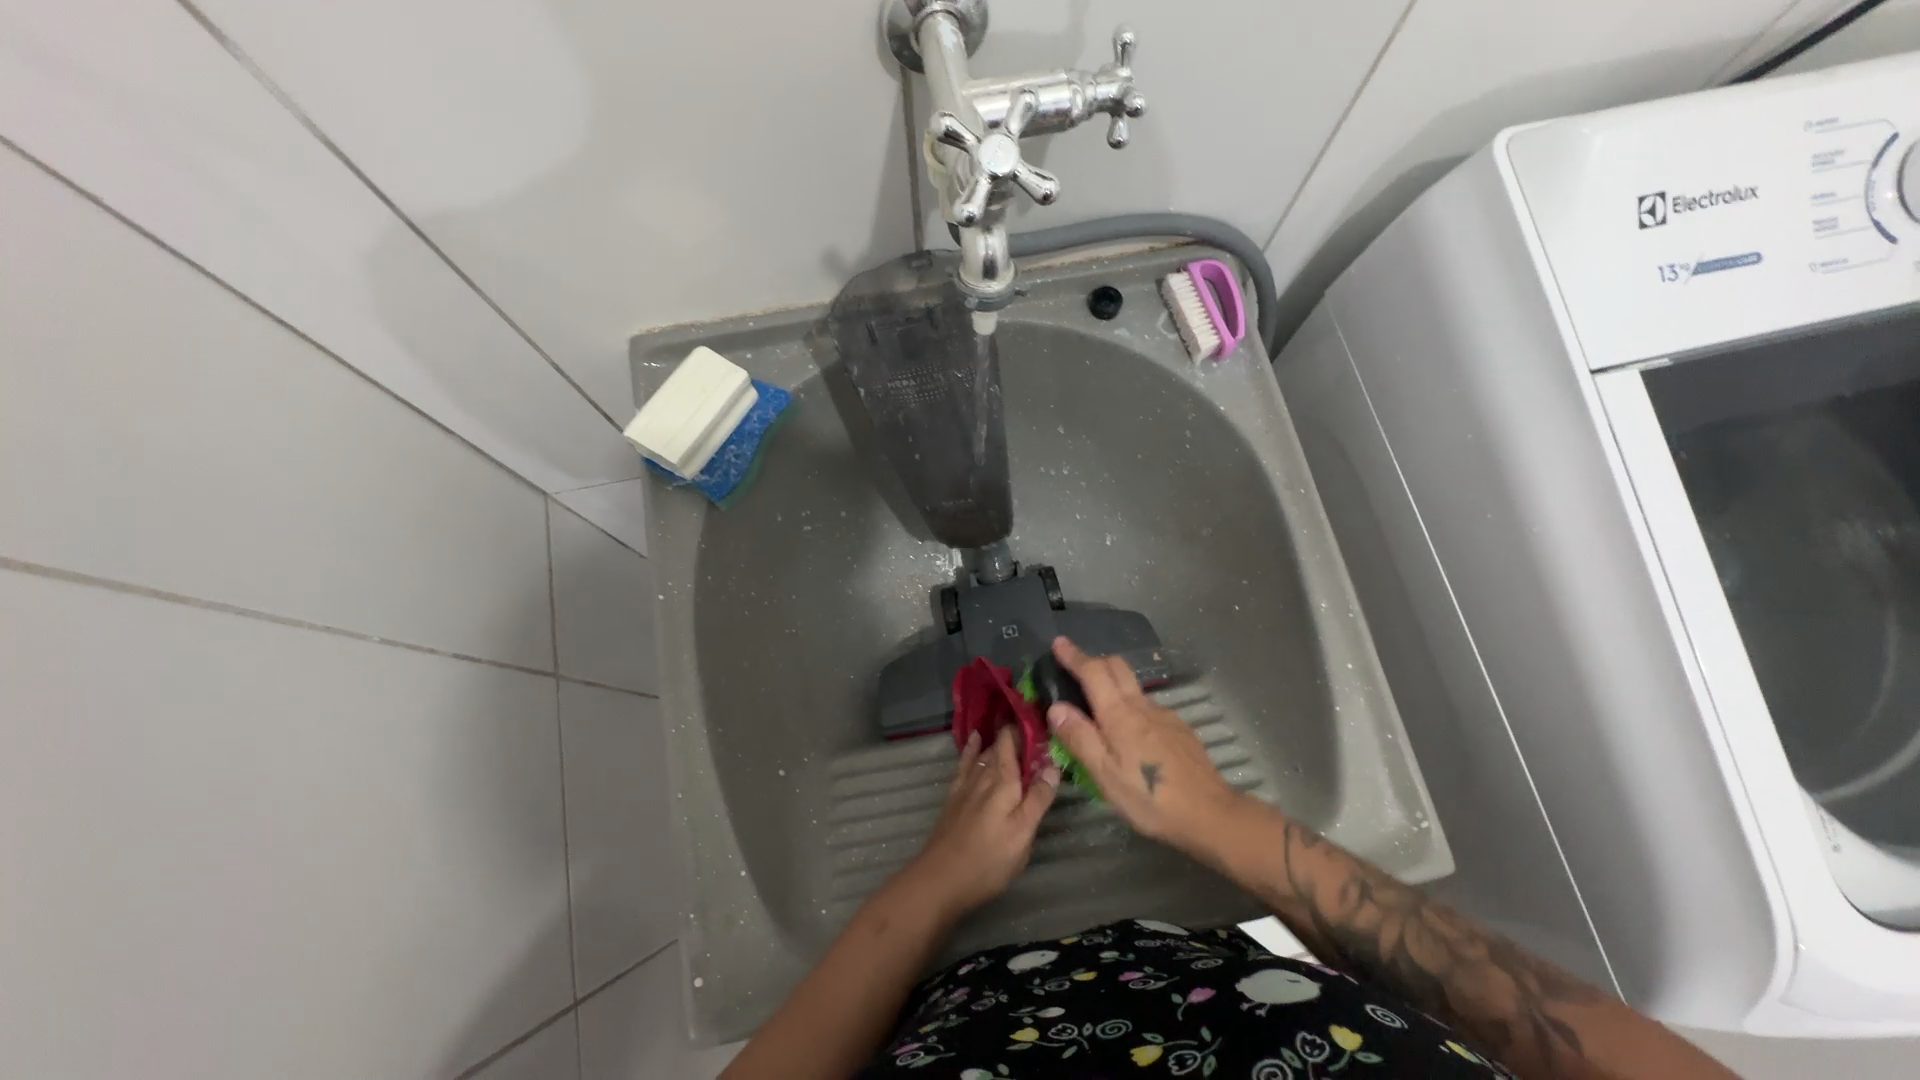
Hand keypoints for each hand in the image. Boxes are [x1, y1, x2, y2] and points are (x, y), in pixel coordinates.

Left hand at [900, 726, 1058, 918]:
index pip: (1012, 742)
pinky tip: (974, 740)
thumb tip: (1053, 765)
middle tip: (1034, 723)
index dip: (1025, 727)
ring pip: (983, 752)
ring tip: (1008, 722)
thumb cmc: (988, 860)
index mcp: (1004, 781)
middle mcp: (983, 776)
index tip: (1042, 716)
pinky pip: (965, 763)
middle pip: (999, 746)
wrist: (940, 879)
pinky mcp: (954, 797)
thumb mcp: (1023, 833)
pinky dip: (971, 749)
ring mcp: (966, 785)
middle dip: (1015, 733)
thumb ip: (1038, 798)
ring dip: (996, 738)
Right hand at [1044, 637, 1244, 854]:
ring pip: (1134, 688)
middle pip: (1118, 668)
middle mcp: (1142, 706)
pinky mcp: (1180, 729)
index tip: (1060, 643)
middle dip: (1095, 660)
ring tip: (1099, 703)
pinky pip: (1149, 707)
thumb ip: (1080, 738)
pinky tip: (1132, 732)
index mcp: (1119, 714)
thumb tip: (1056, 706)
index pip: (1093, 672)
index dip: (1074, 656)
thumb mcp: (1104, 774)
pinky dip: (1132, 707)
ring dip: (1114, 683)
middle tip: (1075, 666)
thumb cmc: (1149, 797)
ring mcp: (1165, 716)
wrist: (1209, 813)